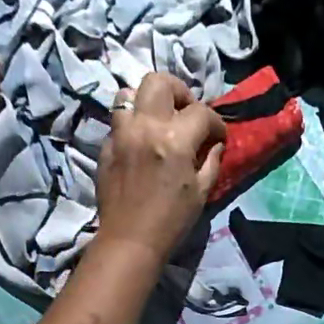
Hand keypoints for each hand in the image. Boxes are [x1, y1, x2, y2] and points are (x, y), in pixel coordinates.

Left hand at [96, 72, 226, 260]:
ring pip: (130, 93)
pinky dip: (133, 123)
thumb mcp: (201, 192)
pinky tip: (142, 142)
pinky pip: (118, 120)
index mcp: (174, 139)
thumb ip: (211, 161)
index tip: (218, 137)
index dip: (216, 123)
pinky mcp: (106, 145)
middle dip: (179, 92)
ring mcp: (121, 133)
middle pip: (160, 82)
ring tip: (158, 121)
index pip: (201, 112)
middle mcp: (145, 127)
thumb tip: (215, 144)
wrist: (130, 240)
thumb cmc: (172, 221)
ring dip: (149, 101)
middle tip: (187, 112)